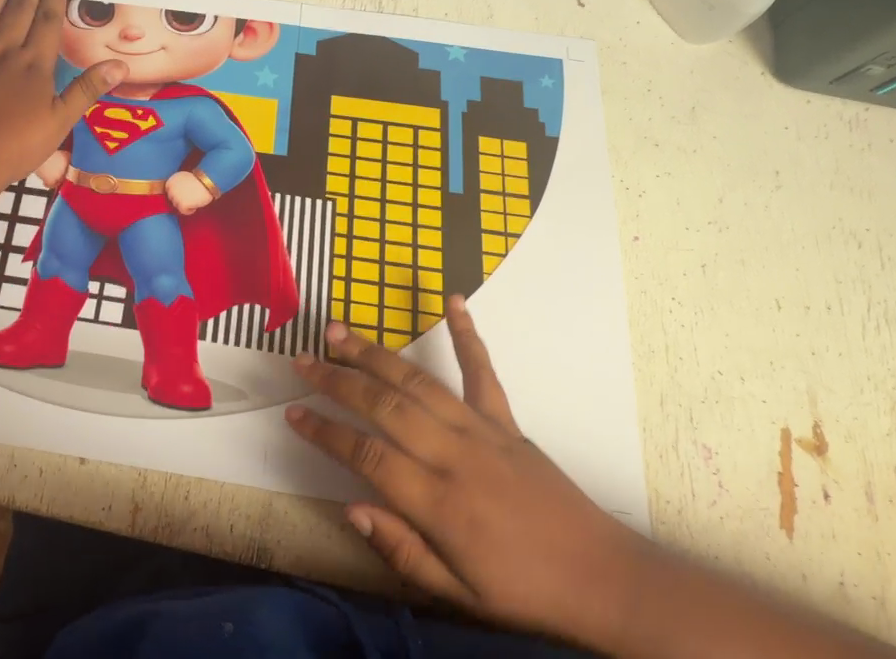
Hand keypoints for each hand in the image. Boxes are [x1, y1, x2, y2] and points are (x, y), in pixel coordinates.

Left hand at [164, 171, 214, 214]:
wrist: (208, 180)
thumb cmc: (200, 179)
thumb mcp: (184, 178)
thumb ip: (178, 185)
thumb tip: (177, 195)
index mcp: (170, 181)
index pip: (168, 192)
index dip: (177, 194)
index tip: (184, 194)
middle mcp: (171, 189)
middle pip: (172, 199)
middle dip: (180, 199)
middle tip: (190, 199)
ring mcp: (175, 197)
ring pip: (177, 206)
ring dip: (184, 205)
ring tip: (194, 202)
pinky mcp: (182, 204)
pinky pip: (184, 211)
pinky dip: (190, 211)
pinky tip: (195, 206)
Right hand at [286, 299, 653, 647]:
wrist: (602, 578)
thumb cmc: (522, 590)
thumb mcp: (457, 593)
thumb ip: (400, 549)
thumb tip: (349, 508)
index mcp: (438, 503)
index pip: (366, 456)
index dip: (325, 432)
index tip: (294, 413)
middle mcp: (455, 457)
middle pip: (384, 407)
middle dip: (338, 380)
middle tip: (302, 359)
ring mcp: (483, 433)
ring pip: (418, 384)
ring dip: (375, 354)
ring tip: (339, 330)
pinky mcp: (507, 423)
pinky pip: (482, 373)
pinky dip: (467, 335)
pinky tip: (452, 301)